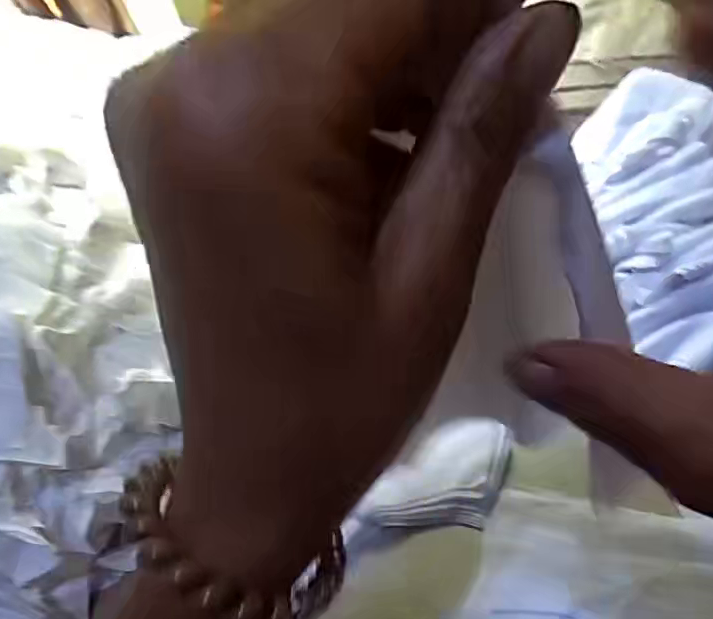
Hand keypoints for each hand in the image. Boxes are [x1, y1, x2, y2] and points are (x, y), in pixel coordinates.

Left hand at [108, 0, 579, 590]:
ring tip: (472, 140)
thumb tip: (549, 18)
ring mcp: (163, 105)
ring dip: (400, 76)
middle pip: (342, 7)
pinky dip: (350, 107)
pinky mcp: (172, 140)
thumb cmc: (347, 403)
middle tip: (517, 101)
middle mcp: (183, 77)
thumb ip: (479, 135)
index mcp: (249, 114)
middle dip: (439, 42)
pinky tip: (404, 160)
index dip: (473, 7)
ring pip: (312, 38)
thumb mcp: (429, 278)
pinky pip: (277, 84)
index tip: (543, 35)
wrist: (255, 477)